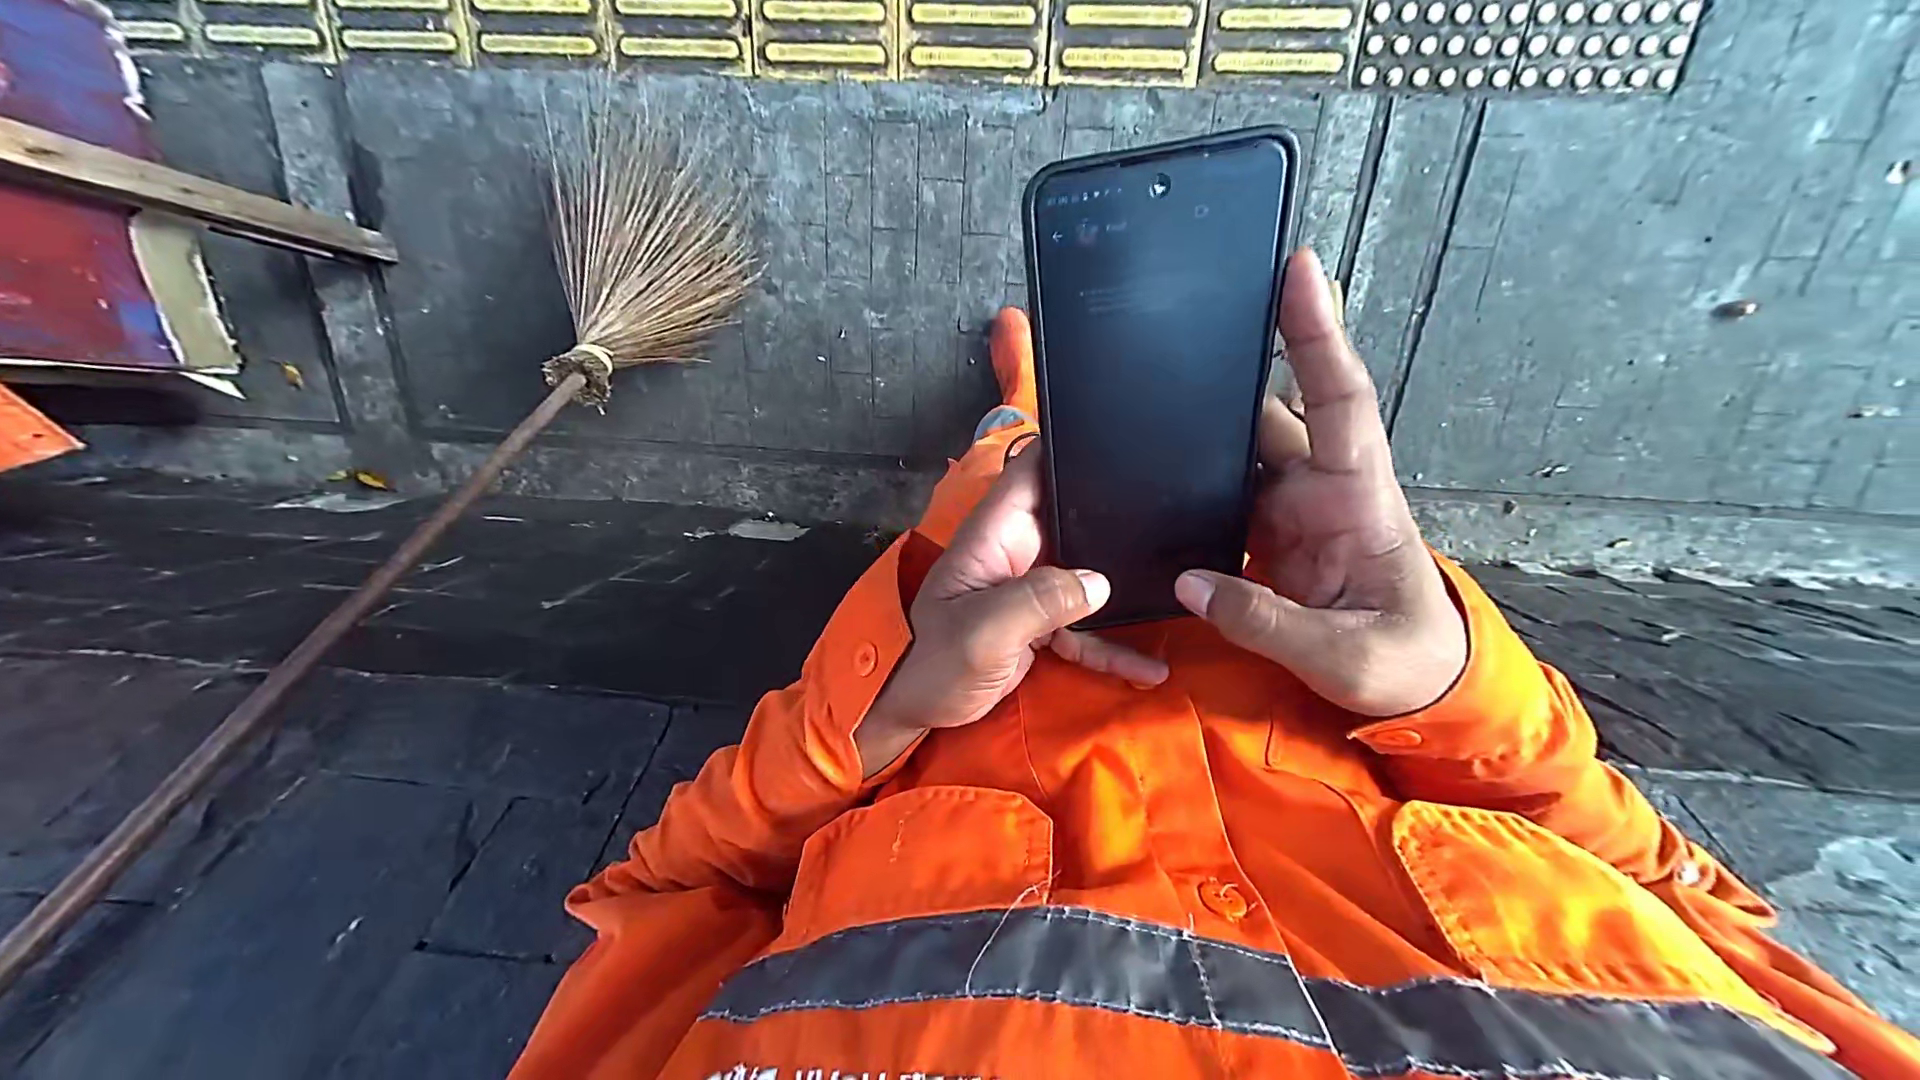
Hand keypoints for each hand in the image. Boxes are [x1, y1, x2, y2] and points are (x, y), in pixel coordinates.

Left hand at [856, 446, 1169, 775]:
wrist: (915, 708)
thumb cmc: (934, 662)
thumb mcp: (982, 631)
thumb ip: (1038, 602)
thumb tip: (1101, 583)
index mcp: (997, 534)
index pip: (1032, 470)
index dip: (1071, 446)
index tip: (1123, 436)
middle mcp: (1019, 551)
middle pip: (1073, 513)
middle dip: (1116, 508)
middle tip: (1178, 505)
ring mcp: (1032, 588)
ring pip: (1088, 569)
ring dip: (1125, 578)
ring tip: (1183, 581)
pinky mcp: (1042, 624)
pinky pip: (1086, 626)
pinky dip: (1113, 644)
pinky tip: (1151, 666)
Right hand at [1173, 249, 1466, 717]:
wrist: (1410, 688)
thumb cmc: (1403, 666)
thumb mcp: (1342, 656)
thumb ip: (1263, 622)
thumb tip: (1186, 582)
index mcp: (1356, 501)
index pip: (1340, 401)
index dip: (1318, 337)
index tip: (1299, 272)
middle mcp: (1319, 492)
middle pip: (1270, 416)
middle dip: (1228, 378)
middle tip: (1172, 342)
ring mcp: (1288, 513)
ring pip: (1240, 452)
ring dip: (1203, 431)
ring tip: (1144, 407)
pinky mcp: (1265, 536)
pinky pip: (1224, 494)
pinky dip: (1194, 480)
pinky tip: (1157, 477)